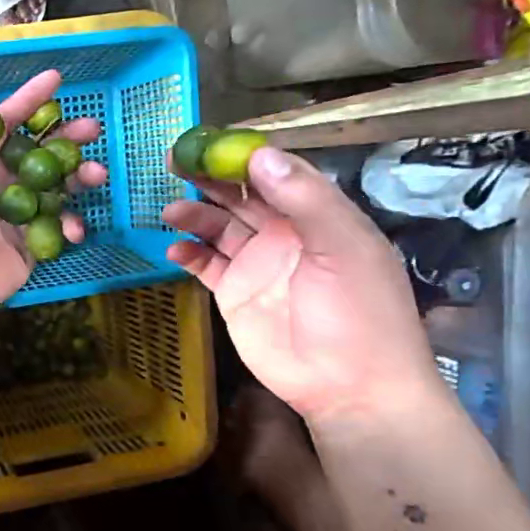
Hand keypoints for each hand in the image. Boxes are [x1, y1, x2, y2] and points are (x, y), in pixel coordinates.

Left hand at [0, 69, 107, 311]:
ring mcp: (23, 208)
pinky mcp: (36, 236)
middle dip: (68, 136)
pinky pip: (60, 221)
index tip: (55, 79)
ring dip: (80, 175)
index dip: (30, 100)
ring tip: (96, 174)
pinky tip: (73, 229)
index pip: (8, 124)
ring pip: (59, 182)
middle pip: (43, 150)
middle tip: (92, 128)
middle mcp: (5, 180)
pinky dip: (71, 223)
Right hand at [163, 145, 439, 422]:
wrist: (350, 388)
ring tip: (170, 210)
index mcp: (316, 216)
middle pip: (239, 195)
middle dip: (208, 178)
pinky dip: (187, 253)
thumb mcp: (343, 248)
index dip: (243, 155)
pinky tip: (174, 249)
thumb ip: (305, 199)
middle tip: (173, 162)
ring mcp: (256, 263)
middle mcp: (283, 233)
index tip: (209, 142)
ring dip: (193, 214)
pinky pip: (204, 264)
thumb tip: (258, 153)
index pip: (275, 173)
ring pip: (217, 226)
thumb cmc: (359, 314)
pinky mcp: (233, 293)